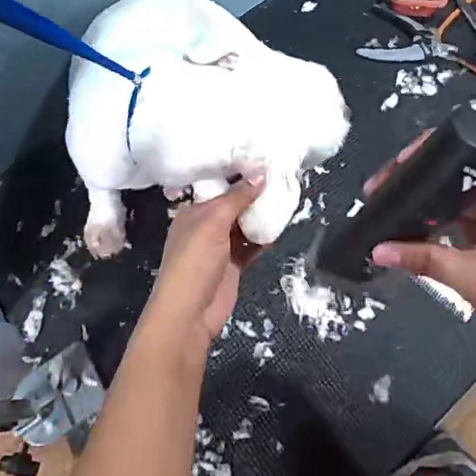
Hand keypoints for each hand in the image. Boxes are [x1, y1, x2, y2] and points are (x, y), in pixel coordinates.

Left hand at [140, 177, 265, 357]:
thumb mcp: (213, 222)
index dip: (240, 175)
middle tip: (283, 178)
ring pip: (245, 224)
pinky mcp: (233, 265)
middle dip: (255, 194)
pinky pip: (251, 245)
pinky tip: (279, 227)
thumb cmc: (194, 262)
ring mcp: (220, 247)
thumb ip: (237, 198)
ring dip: (261, 215)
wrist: (189, 314)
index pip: (220, 187)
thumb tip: (260, 174)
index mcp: (194, 212)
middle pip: (234, 205)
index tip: (266, 162)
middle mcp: (206, 226)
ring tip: (286, 199)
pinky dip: (263, 238)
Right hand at [367, 134, 475, 342]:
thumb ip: (423, 258)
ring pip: (459, 195)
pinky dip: (443, 220)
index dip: (428, 155)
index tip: (397, 167)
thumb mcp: (472, 275)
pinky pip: (465, 214)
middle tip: (383, 189)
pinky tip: (413, 224)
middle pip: (459, 172)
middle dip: (422, 180)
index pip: (465, 152)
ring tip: (391, 203)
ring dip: (430, 202)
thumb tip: (378, 250)